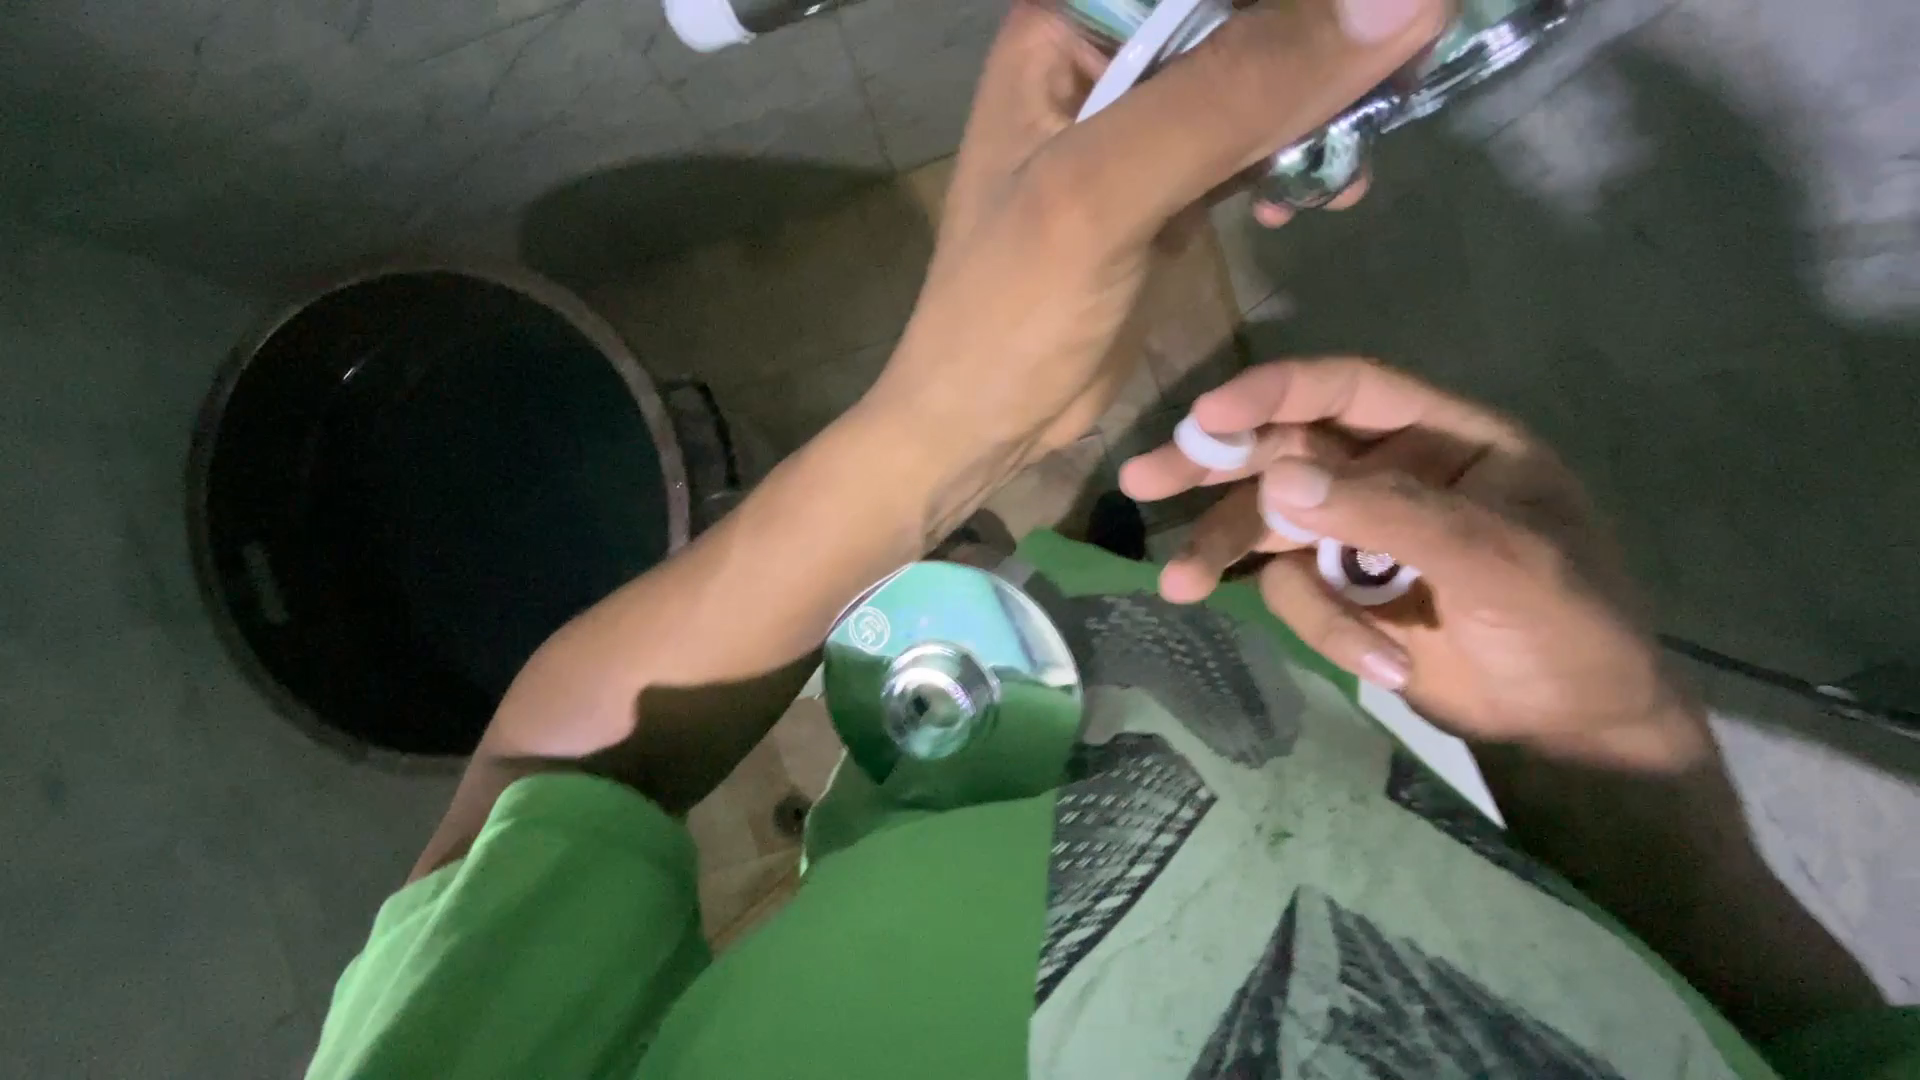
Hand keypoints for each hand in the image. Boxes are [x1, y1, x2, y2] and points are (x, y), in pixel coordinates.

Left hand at [861, 0, 1447, 531]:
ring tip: (1361, 150)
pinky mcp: (1163, 194)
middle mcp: (1102, 64)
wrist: (987, 416)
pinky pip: (1249, 149)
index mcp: (1068, 30)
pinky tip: (1318, 197)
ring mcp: (1136, 133)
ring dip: (1320, 104)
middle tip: (1407, 72)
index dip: (1300, 1)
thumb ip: (1230, 97)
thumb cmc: (1013, 310)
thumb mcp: (1105, 196)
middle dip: (1321, 43)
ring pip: (1257, 81)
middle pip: (1240, 20)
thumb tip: (1398, 0)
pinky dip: (1293, 163)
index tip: (1396, 14)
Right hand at [1121, 359, 1710, 770]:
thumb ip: (1391, 514)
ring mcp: (1353, 534)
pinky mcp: (1334, 589)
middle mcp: (1385, 473)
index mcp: (1441, 438)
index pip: (1343, 391)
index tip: (1205, 417)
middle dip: (1209, 467)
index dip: (1272, 395)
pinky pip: (1292, 591)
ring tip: (1180, 588)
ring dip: (1223, 554)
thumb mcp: (1498, 561)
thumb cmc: (1569, 624)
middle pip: (1278, 451)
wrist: (1573, 723)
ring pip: (1263, 525)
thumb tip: (1274, 482)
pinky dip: (1321, 627)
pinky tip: (1377, 665)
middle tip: (1142, 480)